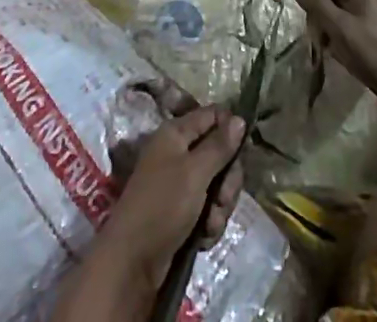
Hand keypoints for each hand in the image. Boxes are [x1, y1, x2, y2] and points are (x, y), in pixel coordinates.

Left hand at [100, 106, 245, 283]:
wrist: (133, 260)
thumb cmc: (163, 205)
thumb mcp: (195, 172)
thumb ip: (219, 146)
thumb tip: (240, 118)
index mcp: (175, 133)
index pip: (212, 115)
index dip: (230, 129)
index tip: (243, 149)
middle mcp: (178, 153)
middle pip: (219, 153)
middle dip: (227, 180)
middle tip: (222, 198)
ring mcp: (179, 183)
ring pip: (217, 184)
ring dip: (220, 207)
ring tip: (210, 224)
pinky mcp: (182, 210)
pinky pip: (208, 208)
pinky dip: (210, 222)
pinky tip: (203, 237)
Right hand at [290, 0, 376, 99]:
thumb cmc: (368, 49)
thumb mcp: (339, 25)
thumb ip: (317, 3)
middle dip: (311, 1)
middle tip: (298, 11)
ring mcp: (360, 14)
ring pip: (329, 9)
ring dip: (319, 19)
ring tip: (313, 34)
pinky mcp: (360, 30)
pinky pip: (336, 23)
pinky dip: (327, 30)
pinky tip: (324, 44)